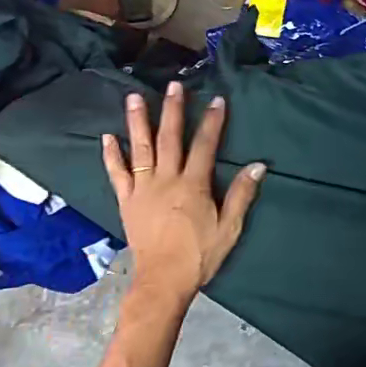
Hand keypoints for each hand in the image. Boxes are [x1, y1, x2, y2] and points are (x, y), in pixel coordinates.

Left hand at [103, 82, 264, 308]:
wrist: (163, 280)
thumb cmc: (201, 254)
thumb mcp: (229, 226)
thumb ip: (241, 194)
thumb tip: (258, 165)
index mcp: (193, 185)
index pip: (204, 146)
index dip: (212, 122)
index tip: (216, 100)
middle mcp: (165, 181)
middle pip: (169, 139)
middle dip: (173, 111)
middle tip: (173, 86)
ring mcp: (142, 190)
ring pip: (139, 149)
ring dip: (137, 122)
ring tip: (135, 97)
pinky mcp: (126, 201)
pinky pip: (117, 174)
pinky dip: (111, 155)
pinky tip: (108, 137)